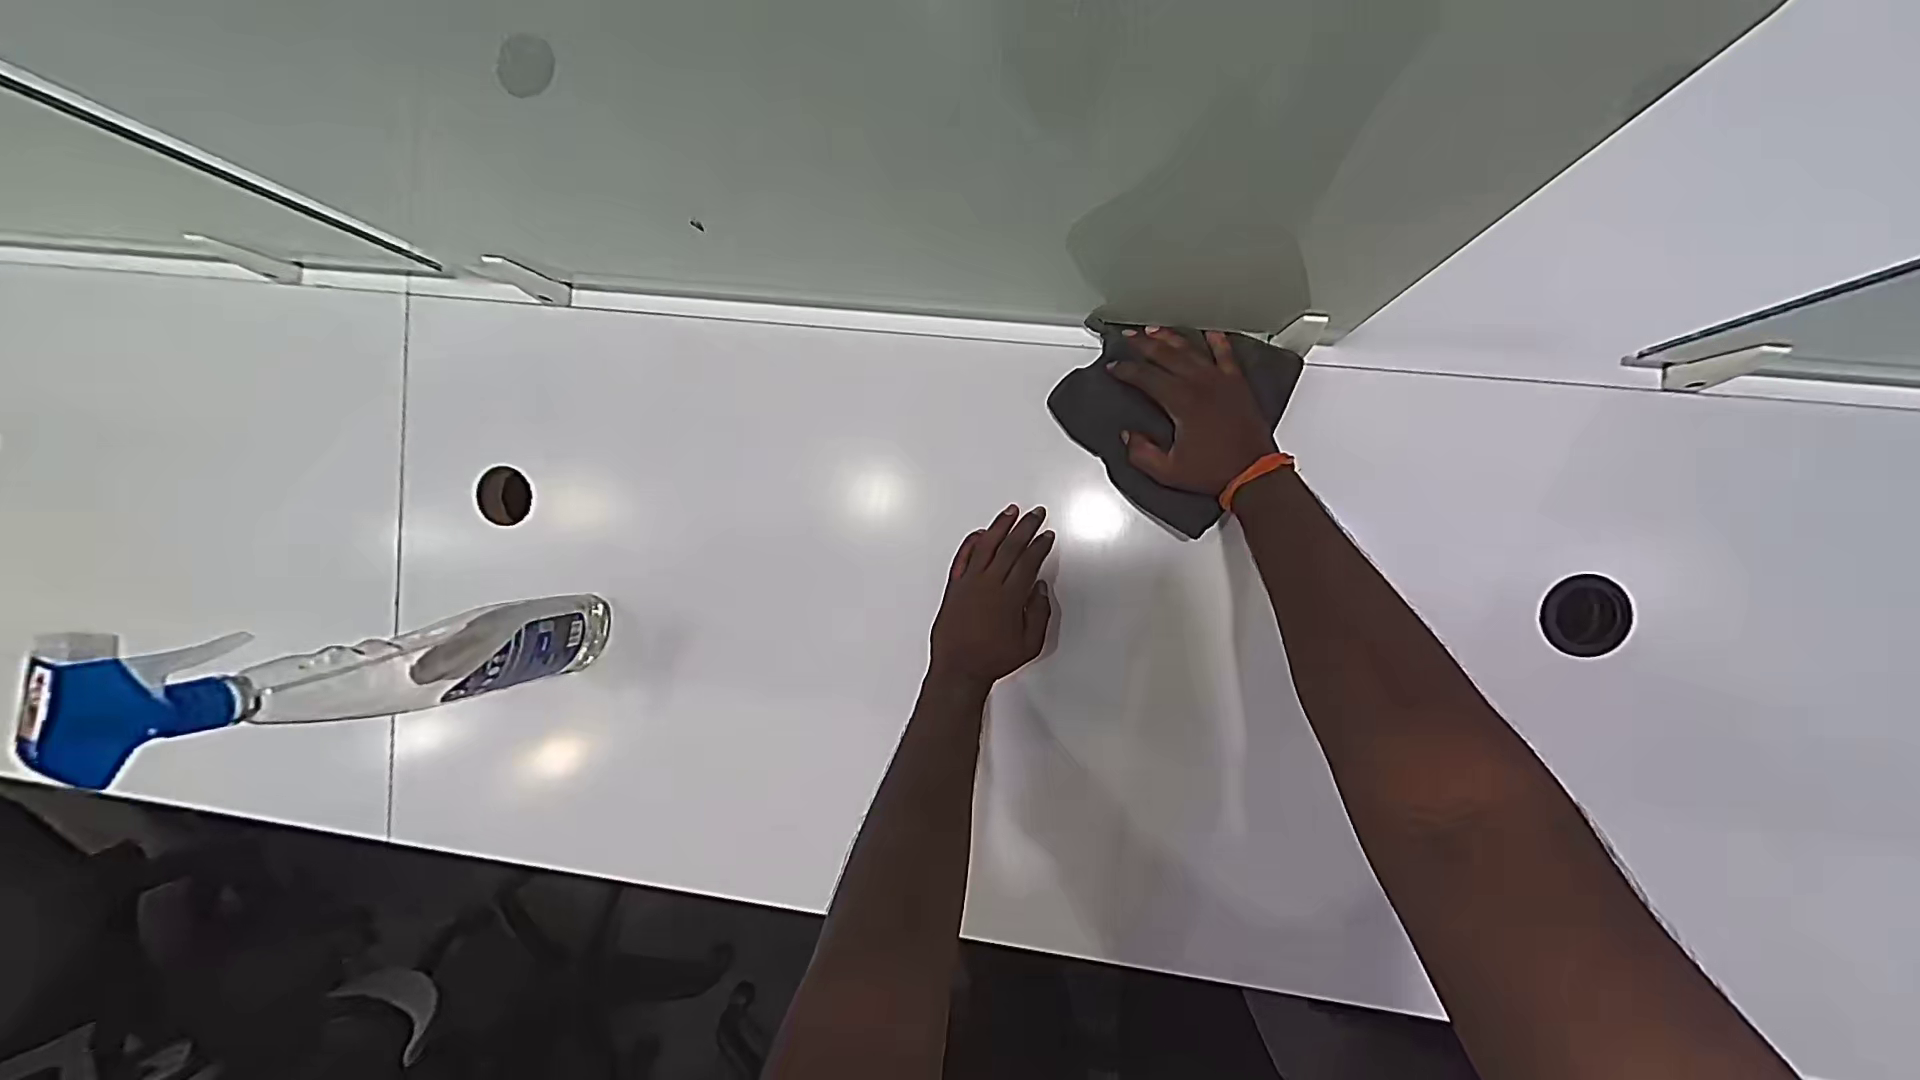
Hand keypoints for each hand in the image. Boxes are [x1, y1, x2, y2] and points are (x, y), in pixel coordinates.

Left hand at [929, 505, 1054, 686]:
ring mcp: (969, 583)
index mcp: (1009, 597)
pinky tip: (980, 534)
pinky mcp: (955, 586)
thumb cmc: (991, 659)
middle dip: (1026, 526)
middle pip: (1011, 546)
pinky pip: (963, 557)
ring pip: (987, 545)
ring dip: (1000, 525)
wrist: (958, 667)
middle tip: (1036, 514)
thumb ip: (1038, 613)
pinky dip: (972, 543)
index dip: (1040, 545)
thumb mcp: (1029, 644)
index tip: (1047, 535)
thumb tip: (1039, 590)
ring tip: (1010, 512)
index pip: (1029, 561)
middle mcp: (988, 584)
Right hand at [1108, 327, 1277, 495]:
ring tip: (1155, 331)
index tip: (1114, 367)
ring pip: (1192, 350)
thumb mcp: (1167, 471)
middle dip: (1143, 344)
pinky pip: (1226, 355)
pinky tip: (1210, 334)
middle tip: (1129, 337)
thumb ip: (1141, 453)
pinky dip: (1217, 342)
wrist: (1253, 473)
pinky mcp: (1237, 384)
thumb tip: (1129, 436)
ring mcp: (1221, 381)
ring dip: (1171, 338)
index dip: (1126, 369)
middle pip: (1166, 355)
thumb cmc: (1214, 472)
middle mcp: (1201, 385)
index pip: (1146, 377)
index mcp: (1182, 402)